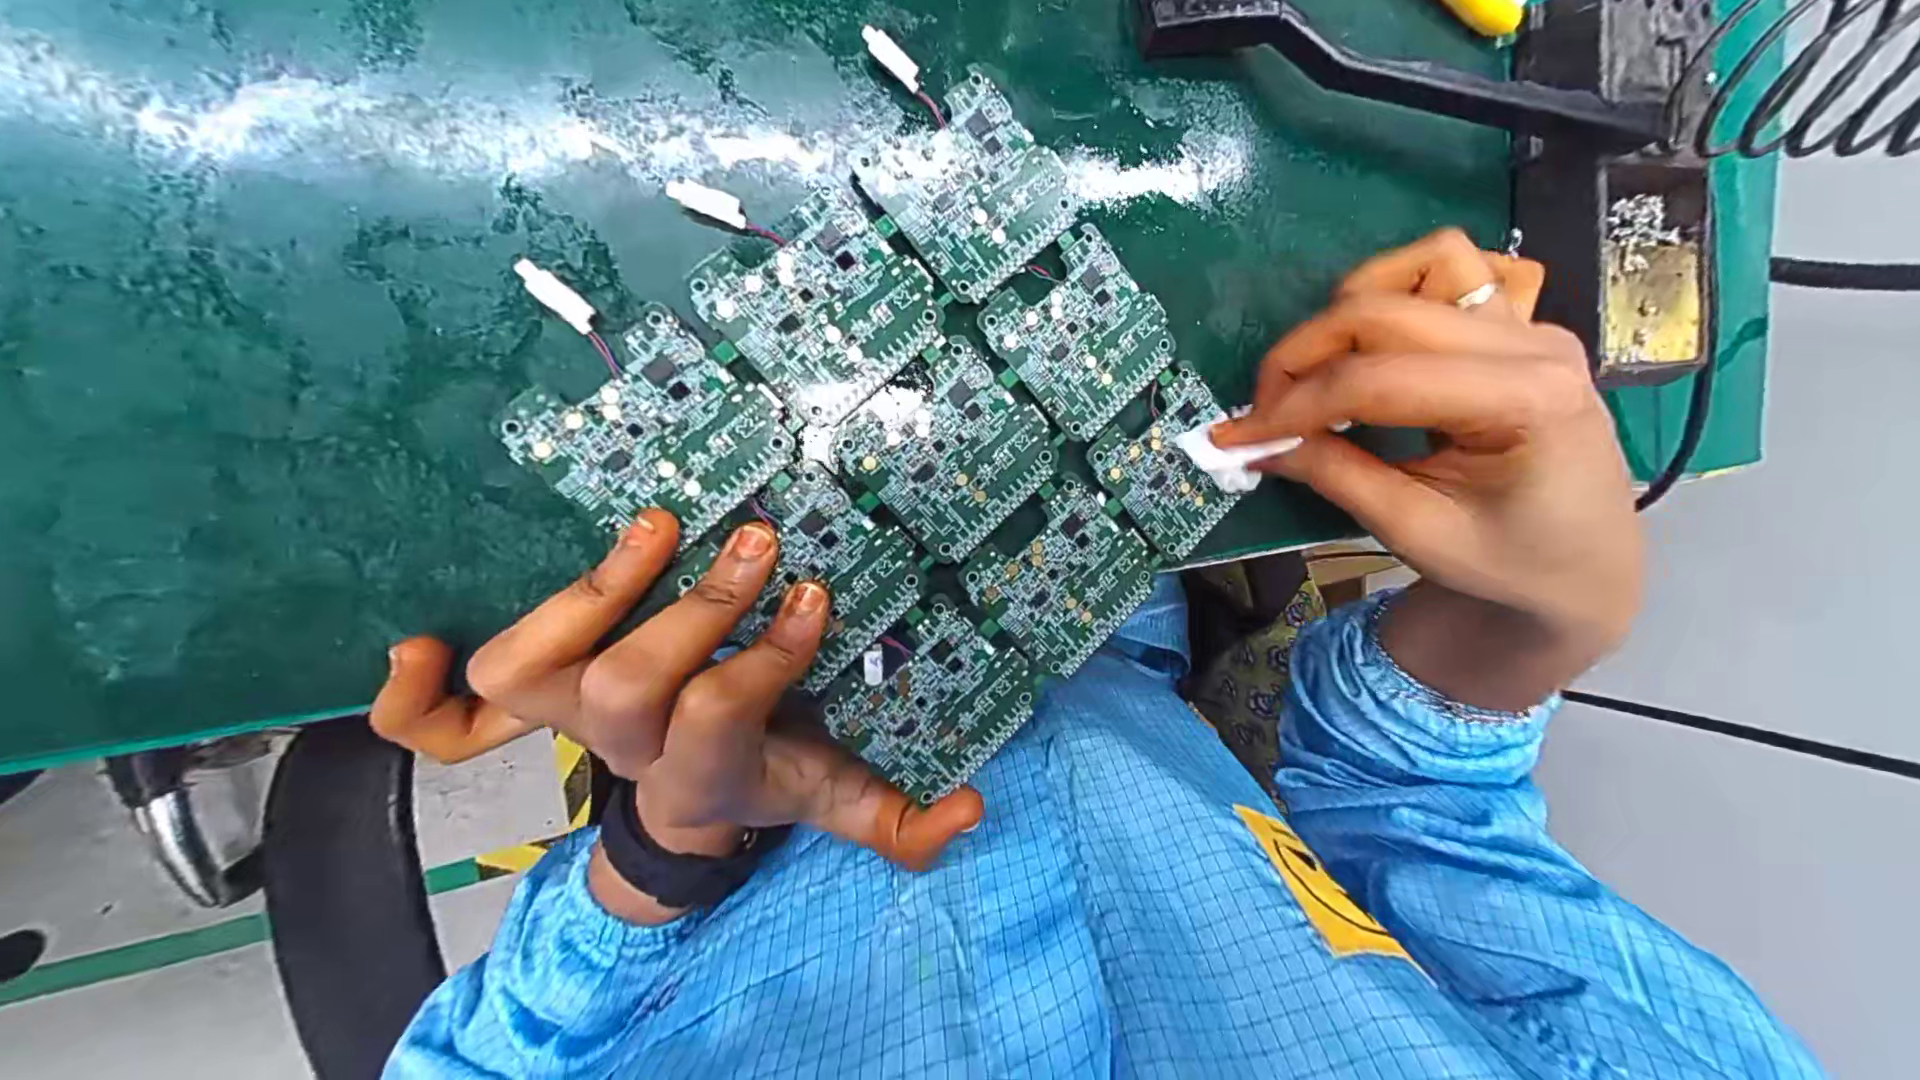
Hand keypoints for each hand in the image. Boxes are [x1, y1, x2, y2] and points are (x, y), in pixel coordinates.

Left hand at [371, 512, 982, 918]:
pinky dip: (413, 696)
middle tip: (756, 539)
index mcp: (707, 769)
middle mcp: (628, 748)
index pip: (724, 714)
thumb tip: (971, 809)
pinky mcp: (532, 706)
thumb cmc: (769, 776)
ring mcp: (571, 723)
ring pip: (537, 674)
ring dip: (590, 596)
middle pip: (629, 685)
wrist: (692, 805)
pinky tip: (414, 638)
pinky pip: (446, 724)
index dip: (764, 656)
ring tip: (657, 527)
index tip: (813, 592)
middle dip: (696, 610)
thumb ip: (897, 819)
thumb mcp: (835, 798)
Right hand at [1213, 229, 1642, 705]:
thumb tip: (1256, 445)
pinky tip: (1376, 333)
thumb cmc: (1505, 561)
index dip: (1290, 407)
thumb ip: (1332, 475)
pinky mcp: (1516, 325)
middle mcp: (1530, 344)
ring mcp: (1528, 325)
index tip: (1235, 438)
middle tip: (1264, 412)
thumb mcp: (1410, 530)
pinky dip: (1401, 285)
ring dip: (1348, 307)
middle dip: (1301, 356)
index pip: (1374, 380)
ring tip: (1317, 369)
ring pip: (1424, 265)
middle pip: (1383, 311)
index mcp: (1521, 401)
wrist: (1580, 565)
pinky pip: (1457, 270)